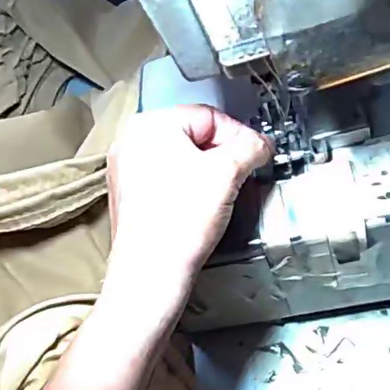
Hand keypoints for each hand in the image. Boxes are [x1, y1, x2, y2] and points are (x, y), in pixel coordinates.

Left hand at [104, 105, 271, 310]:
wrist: (151, 274)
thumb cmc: (178, 224)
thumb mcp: (229, 172)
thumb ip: (252, 148)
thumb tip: (261, 145)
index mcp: (150, 125)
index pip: (209, 116)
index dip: (239, 136)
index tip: (255, 156)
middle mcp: (132, 143)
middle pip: (195, 137)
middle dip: (224, 157)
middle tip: (240, 178)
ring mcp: (128, 173)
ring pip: (183, 162)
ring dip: (208, 176)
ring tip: (219, 199)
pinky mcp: (132, 200)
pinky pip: (170, 184)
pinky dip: (190, 193)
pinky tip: (199, 212)